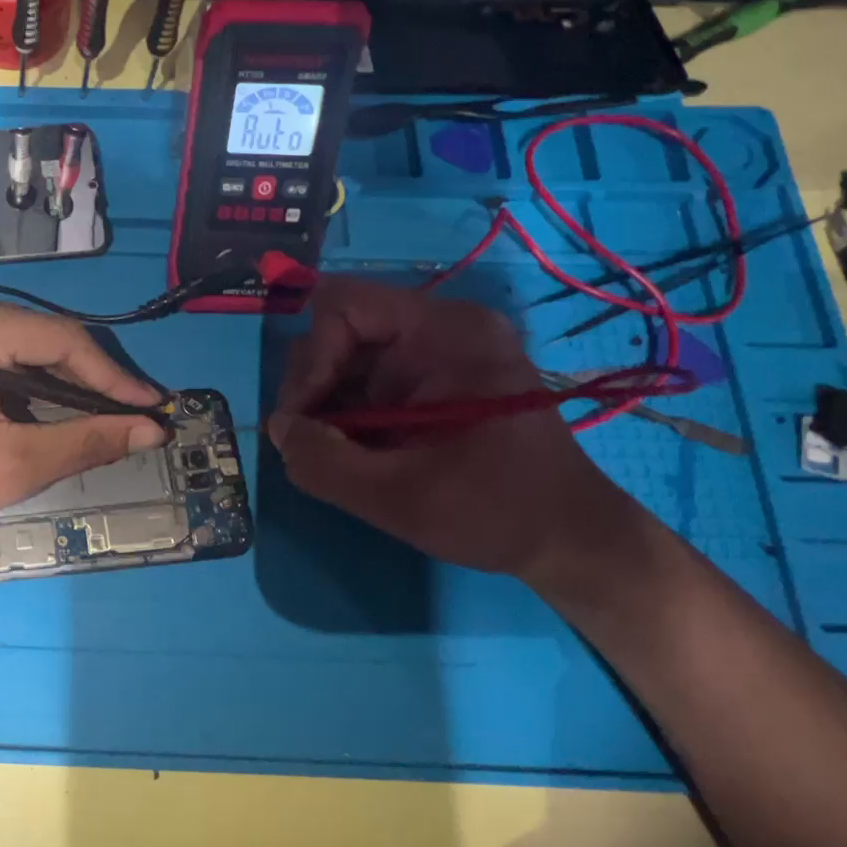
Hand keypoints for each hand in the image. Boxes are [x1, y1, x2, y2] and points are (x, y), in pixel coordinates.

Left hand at [0, 290, 166, 562]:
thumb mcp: (7, 466)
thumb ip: (85, 442)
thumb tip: (150, 430)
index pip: (59, 339)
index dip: (111, 376)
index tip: (151, 407)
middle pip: (28, 338)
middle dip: (77, 382)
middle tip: (121, 418)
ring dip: (39, 386)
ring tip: (78, 425)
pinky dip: (0, 386)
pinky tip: (21, 418)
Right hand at [266, 275, 651, 581]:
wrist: (569, 540)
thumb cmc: (497, 511)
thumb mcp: (400, 497)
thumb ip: (324, 462)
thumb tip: (278, 430)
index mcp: (446, 334)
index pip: (342, 307)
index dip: (312, 358)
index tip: (305, 419)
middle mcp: (438, 330)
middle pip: (337, 331)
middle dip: (313, 387)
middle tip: (312, 443)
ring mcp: (433, 355)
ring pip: (343, 359)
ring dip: (325, 406)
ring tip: (333, 454)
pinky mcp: (427, 382)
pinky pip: (362, 382)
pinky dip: (344, 416)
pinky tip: (353, 454)